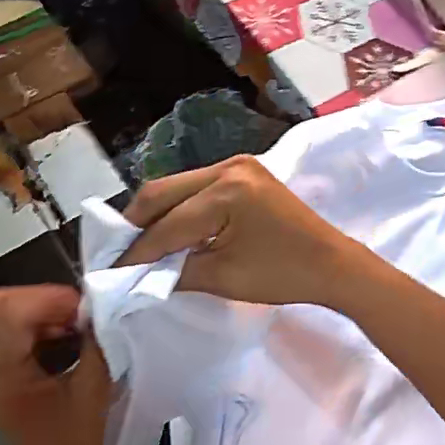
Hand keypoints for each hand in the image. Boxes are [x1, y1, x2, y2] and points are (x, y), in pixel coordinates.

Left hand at [0, 286, 110, 444]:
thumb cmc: (76, 442)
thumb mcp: (93, 389)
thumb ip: (94, 342)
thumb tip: (97, 305)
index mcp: (3, 374)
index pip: (7, 311)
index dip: (47, 299)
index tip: (82, 309)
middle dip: (40, 300)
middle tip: (76, 314)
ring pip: (1, 314)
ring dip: (40, 311)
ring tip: (75, 324)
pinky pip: (9, 331)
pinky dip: (37, 324)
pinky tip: (64, 336)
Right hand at [116, 155, 375, 307]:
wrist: (333, 265)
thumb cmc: (283, 276)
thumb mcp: (223, 278)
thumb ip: (175, 272)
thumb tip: (139, 275)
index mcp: (226, 191)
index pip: (167, 224)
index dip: (137, 252)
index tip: (111, 271)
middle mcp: (228, 166)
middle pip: (163, 191)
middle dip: (137, 225)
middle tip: (119, 253)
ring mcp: (237, 165)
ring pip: (177, 187)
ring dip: (156, 216)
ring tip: (141, 246)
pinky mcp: (243, 173)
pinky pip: (196, 188)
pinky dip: (179, 210)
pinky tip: (170, 232)